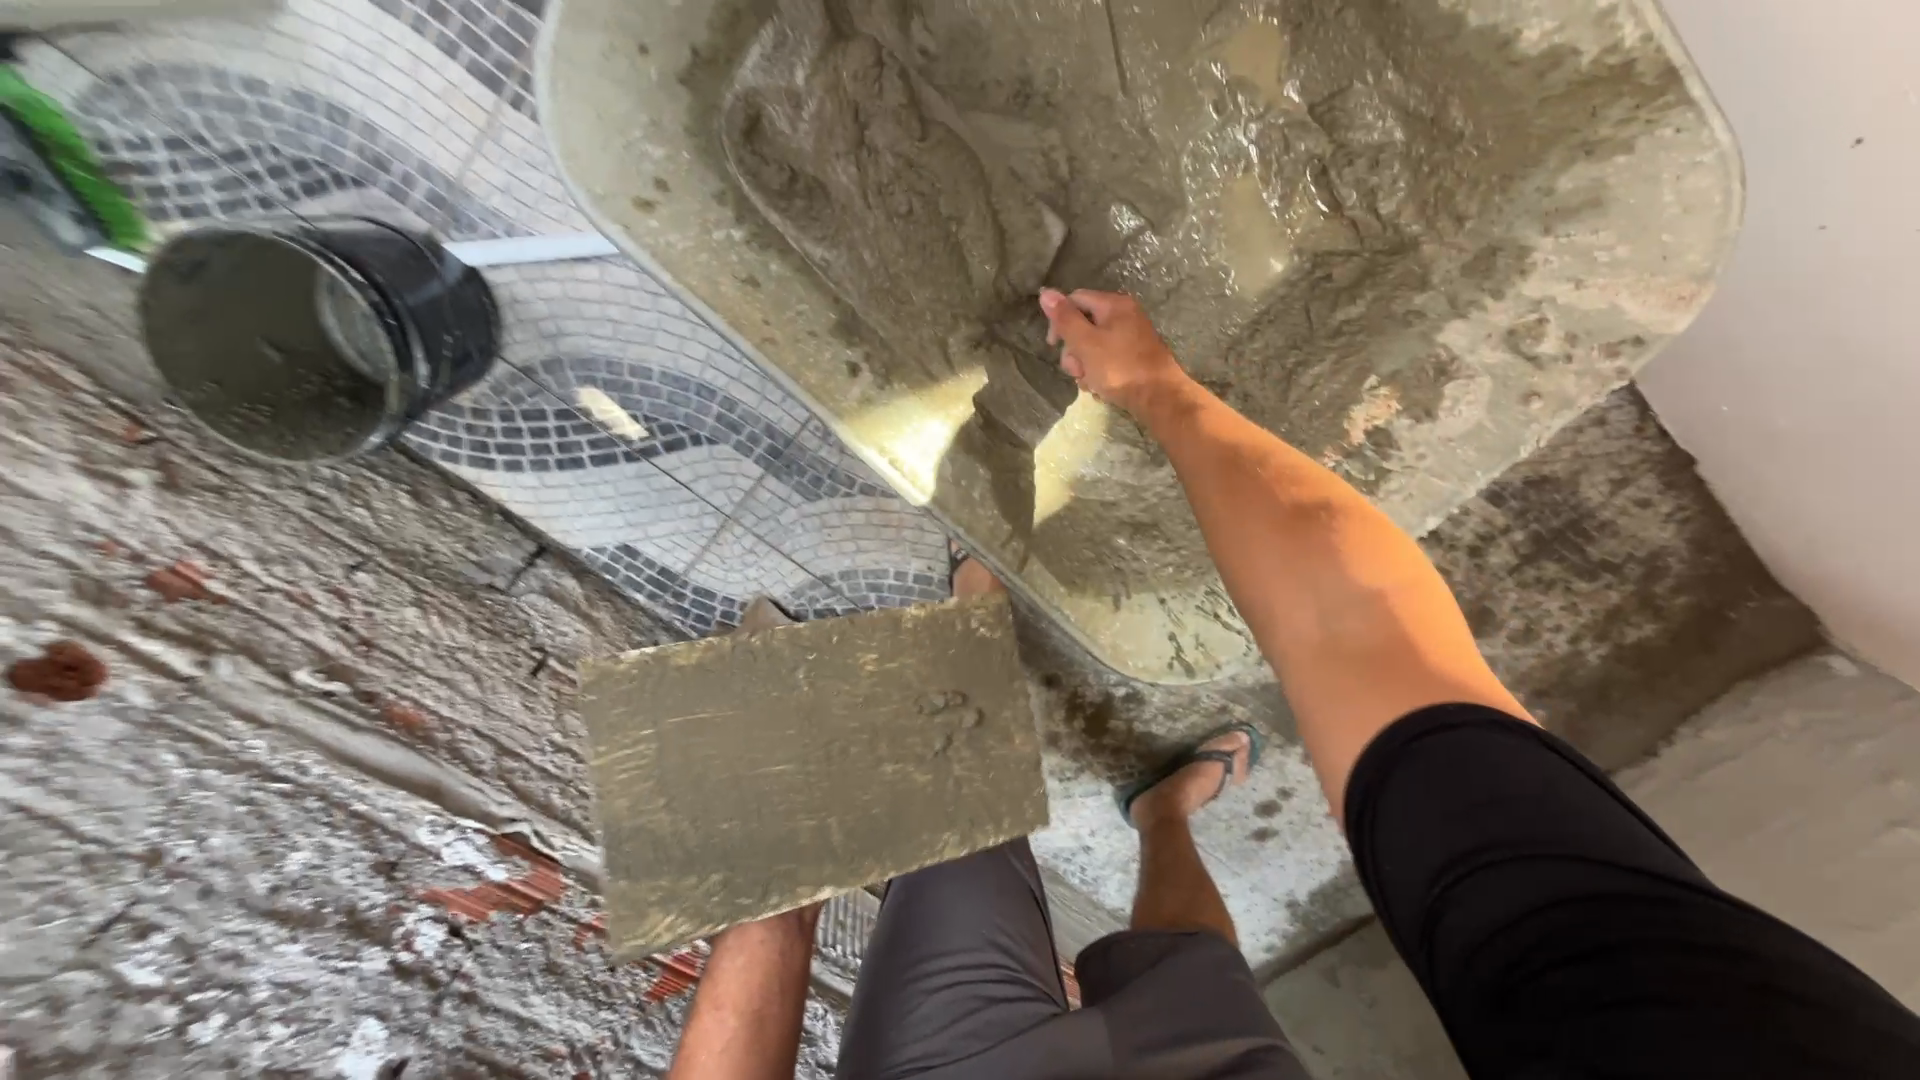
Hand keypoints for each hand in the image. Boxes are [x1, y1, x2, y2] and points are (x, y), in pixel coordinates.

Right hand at [1039, 288, 1193, 416]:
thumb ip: (1065, 319)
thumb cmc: (1120, 368)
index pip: (1075, 299)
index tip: (1053, 345)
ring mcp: (1131, 336)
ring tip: (1090, 382)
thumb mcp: (1086, 343)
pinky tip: (1099, 386)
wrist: (1158, 397)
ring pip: (1093, 345)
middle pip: (1084, 324)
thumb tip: (1045, 293)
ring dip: (1084, 364)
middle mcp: (1124, 315)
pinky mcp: (1134, 355)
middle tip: (1076, 370)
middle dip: (1073, 349)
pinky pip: (1106, 357)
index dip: (1059, 320)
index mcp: (1114, 305)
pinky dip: (1098, 371)